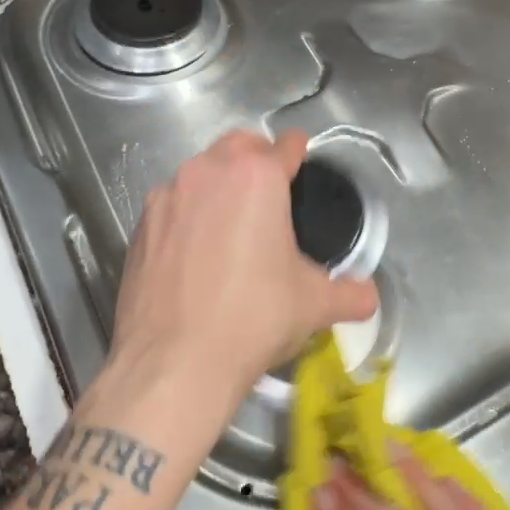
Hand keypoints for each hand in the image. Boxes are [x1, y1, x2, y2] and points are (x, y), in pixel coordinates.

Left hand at [109, 129, 378, 395]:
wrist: (174, 364)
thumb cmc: (254, 318)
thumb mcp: (314, 305)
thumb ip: (350, 293)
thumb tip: (369, 297)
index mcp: (257, 177)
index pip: (286, 145)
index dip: (300, 155)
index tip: (304, 168)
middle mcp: (208, 172)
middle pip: (239, 146)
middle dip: (257, 161)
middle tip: (272, 199)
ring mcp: (167, 197)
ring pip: (199, 174)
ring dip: (219, 188)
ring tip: (233, 230)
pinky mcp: (140, 227)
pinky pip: (172, 207)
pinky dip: (187, 218)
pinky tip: (197, 257)